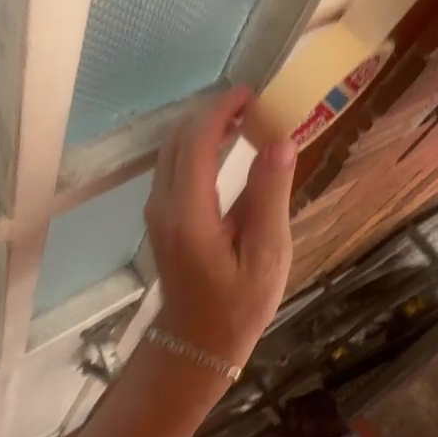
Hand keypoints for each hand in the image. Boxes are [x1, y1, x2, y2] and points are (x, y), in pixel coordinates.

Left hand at [144, 87, 297, 366]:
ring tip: (242, 118)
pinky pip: (172, 166)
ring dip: (202, 128)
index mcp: (189, 214)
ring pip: (171, 150)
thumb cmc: (238, 306)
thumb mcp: (267, 256)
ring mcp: (157, 210)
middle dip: (211, 113)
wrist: (197, 343)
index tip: (250, 93)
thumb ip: (269, 196)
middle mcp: (164, 205)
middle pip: (178, 139)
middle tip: (252, 103)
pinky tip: (225, 146)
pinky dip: (196, 146)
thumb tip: (280, 141)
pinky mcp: (160, 215)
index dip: (220, 111)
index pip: (197, 144)